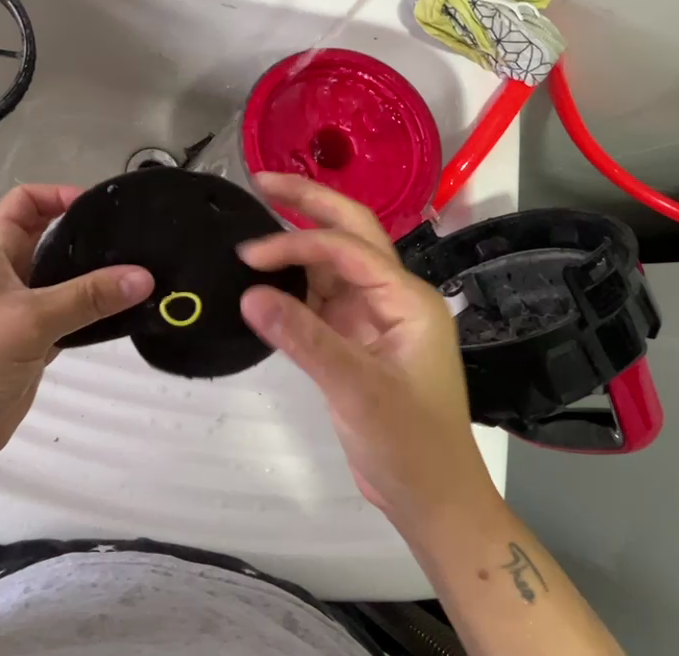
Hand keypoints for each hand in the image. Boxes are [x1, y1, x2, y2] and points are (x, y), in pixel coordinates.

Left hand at [0, 184, 153, 463]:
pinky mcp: (32, 340)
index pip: (23, 202)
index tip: (98, 206)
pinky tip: (125, 312)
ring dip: (92, 275)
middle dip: (84, 234)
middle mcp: (5, 273)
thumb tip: (144, 276)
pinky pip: (68, 313)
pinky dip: (92, 310)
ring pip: (60, 277)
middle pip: (46, 237)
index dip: (56, 195)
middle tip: (131, 238)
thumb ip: (88, 296)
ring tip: (138, 271)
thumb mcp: (33, 318)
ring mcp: (18, 307)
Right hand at [237, 172, 495, 532]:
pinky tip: (264, 275)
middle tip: (260, 180)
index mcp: (407, 299)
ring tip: (254, 217)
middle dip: (308, 201)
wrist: (431, 497)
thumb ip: (304, 338)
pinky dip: (291, 281)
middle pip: (349, 232)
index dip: (294, 244)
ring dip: (296, 240)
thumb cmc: (409, 443)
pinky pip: (319, 296)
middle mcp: (392, 296)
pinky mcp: (354, 338)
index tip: (247, 256)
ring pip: (332, 261)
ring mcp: (373, 317)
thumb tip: (248, 294)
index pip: (345, 250)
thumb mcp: (358, 390)